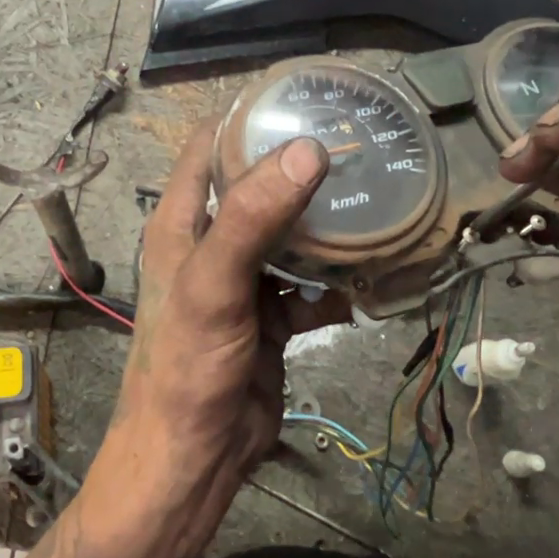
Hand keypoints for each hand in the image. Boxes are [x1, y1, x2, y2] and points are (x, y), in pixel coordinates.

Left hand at [104, 122, 346, 494]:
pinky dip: (335, 284)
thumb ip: (252, 218)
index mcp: (181, 221)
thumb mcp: (212, 284)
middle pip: (259, 187)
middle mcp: (211, 242)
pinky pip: (309, 288)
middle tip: (359, 147)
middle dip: (302, 169)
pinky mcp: (270, 319)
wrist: (192, 458)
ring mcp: (243, 281)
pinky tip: (369, 280)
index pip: (208, 146)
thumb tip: (305, 151)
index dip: (247, 118)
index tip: (301, 99)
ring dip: (326, 227)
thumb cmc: (185, 365)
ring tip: (376, 203)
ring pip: (290, 237)